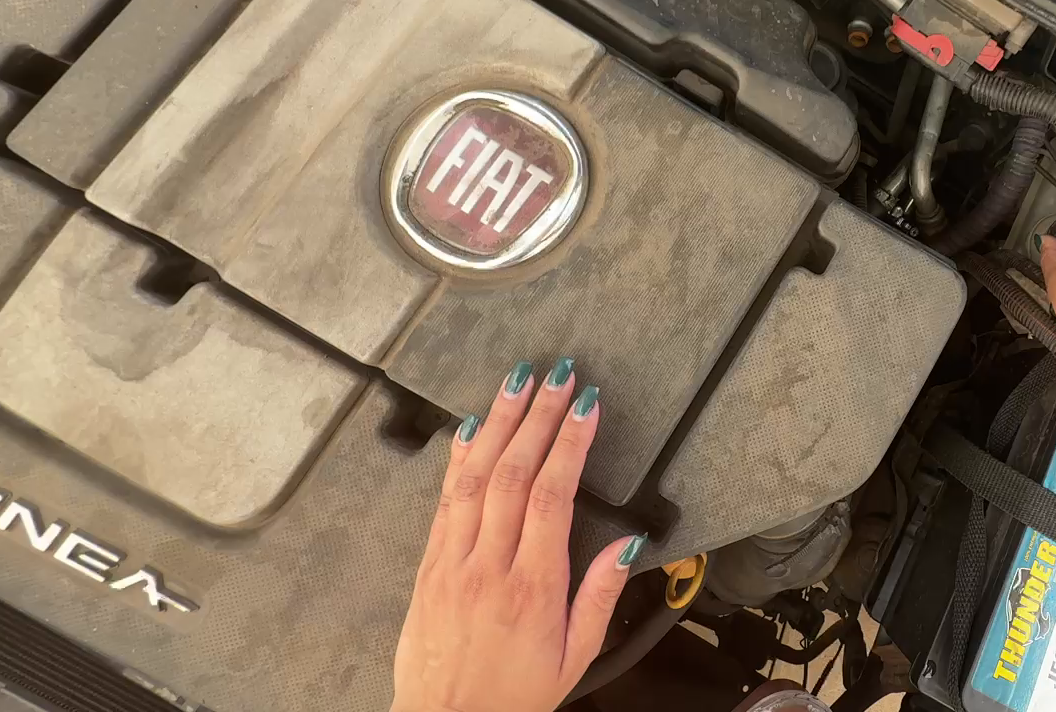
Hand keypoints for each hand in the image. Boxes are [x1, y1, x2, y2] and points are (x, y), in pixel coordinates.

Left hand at [392, 360, 641, 711]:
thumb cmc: (515, 695)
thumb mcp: (575, 656)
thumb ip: (601, 595)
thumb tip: (629, 540)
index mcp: (532, 585)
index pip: (551, 496)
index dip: (570, 443)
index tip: (586, 405)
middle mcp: (488, 565)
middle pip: (512, 474)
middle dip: (538, 416)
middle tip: (558, 375)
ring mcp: (451, 563)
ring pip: (474, 478)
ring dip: (498, 423)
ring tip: (517, 382)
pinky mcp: (427, 568)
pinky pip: (443, 503)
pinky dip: (458, 459)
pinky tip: (470, 427)